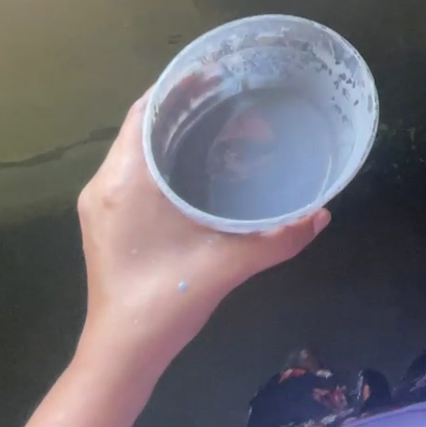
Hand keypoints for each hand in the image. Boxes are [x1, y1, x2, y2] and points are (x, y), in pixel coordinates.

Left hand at [74, 92, 329, 365]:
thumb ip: (280, 238)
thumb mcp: (230, 264)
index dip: (179, 84)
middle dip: (187, 103)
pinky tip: (201, 158)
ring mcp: (102, 200)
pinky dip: (165, 148)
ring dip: (176, 126)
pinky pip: (135, 163)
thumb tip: (323, 214)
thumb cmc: (166, 301)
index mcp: (127, 181)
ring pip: (138, 142)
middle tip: (235, 95)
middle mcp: (107, 182)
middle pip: (143, 121)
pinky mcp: (107, 215)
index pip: (145, 110)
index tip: (218, 72)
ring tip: (224, 120)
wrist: (122, 354)